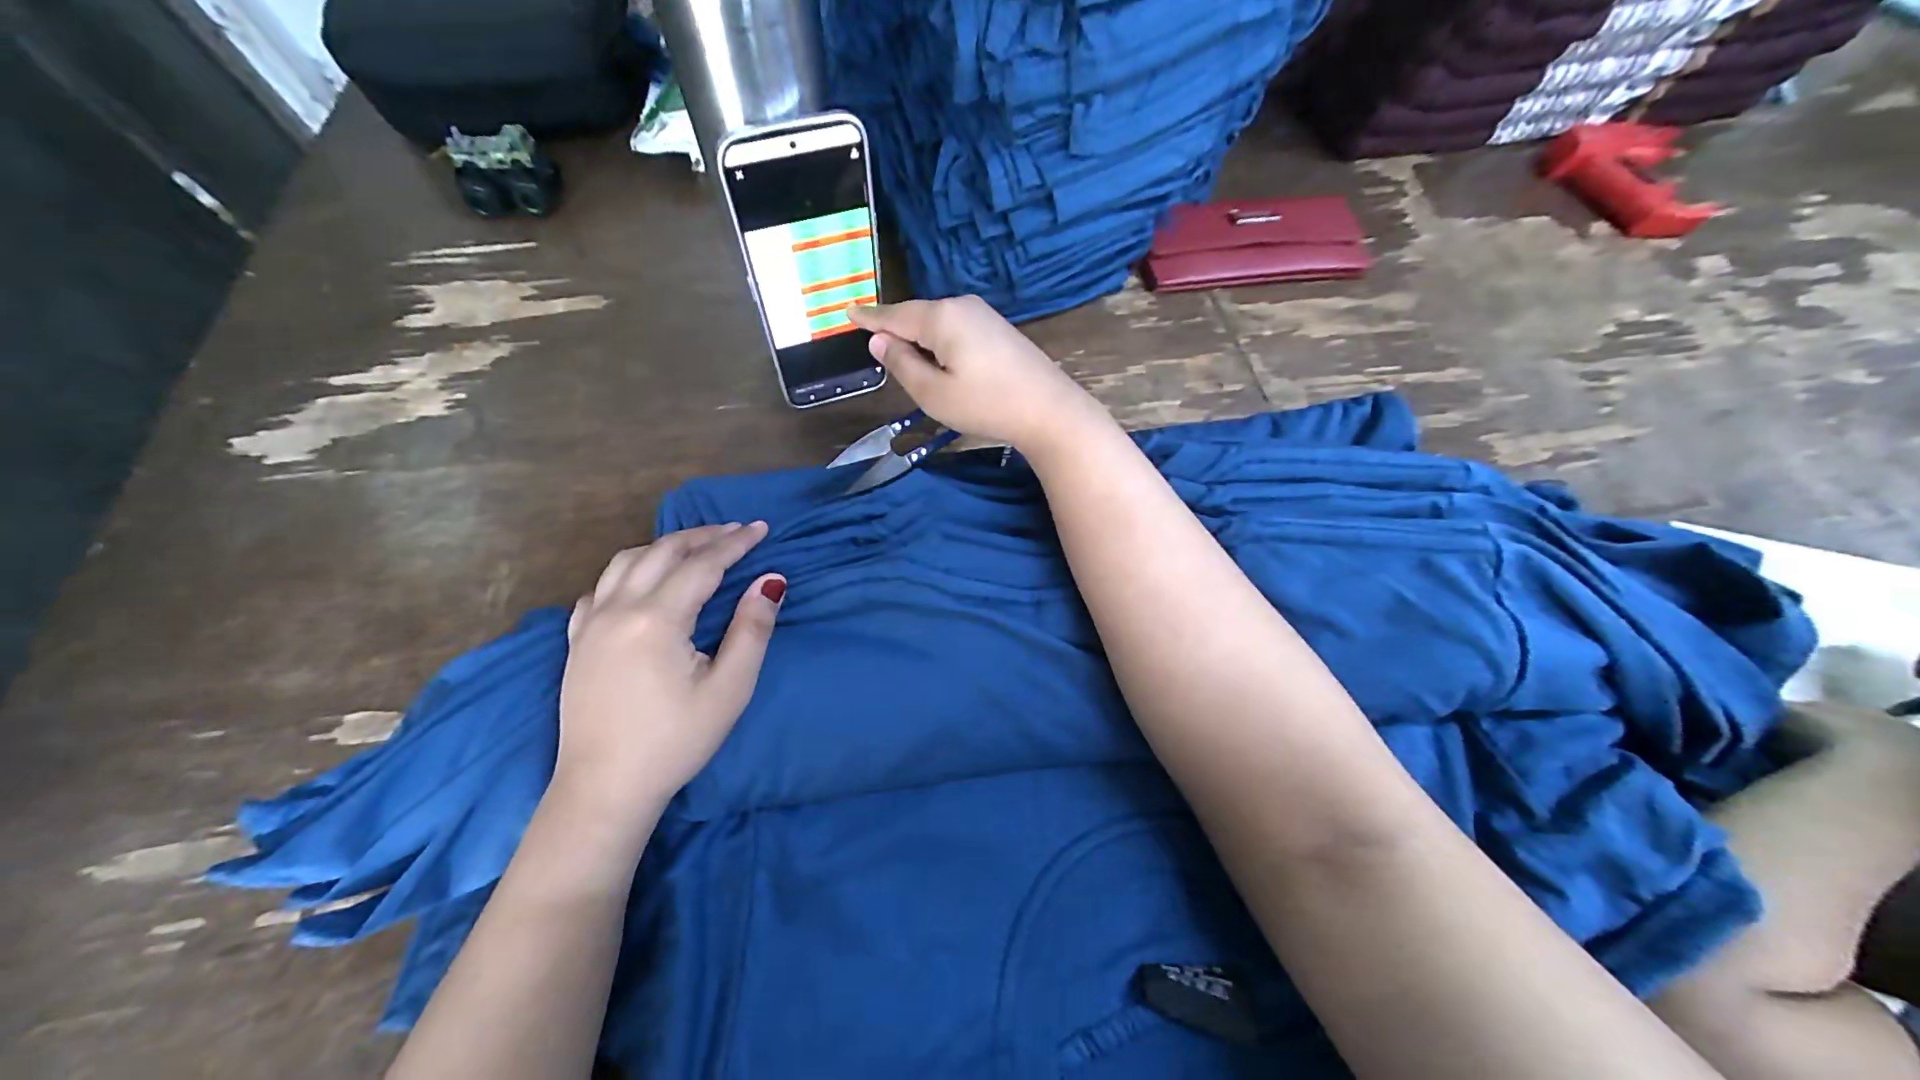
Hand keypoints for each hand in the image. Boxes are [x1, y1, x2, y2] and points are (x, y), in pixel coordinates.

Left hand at [553, 522, 783, 820]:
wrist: (605, 787)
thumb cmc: (675, 741)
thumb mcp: (729, 689)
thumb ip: (752, 630)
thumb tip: (770, 581)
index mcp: (656, 618)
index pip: (702, 564)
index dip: (735, 543)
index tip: (761, 528)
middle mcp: (618, 608)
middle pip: (663, 552)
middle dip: (703, 536)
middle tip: (736, 531)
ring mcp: (589, 623)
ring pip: (627, 561)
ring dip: (665, 546)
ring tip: (695, 547)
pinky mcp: (575, 640)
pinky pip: (600, 587)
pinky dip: (628, 570)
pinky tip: (641, 581)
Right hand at [849, 296, 1108, 451]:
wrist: (1049, 410)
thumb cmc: (987, 404)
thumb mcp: (933, 393)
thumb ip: (902, 364)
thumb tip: (879, 340)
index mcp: (941, 316)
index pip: (894, 315)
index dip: (869, 318)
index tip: (847, 311)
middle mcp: (961, 305)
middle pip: (916, 316)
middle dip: (896, 331)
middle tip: (878, 352)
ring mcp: (983, 314)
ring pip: (937, 323)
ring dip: (920, 340)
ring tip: (908, 364)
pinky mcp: (997, 328)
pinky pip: (956, 329)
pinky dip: (940, 342)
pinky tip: (941, 363)